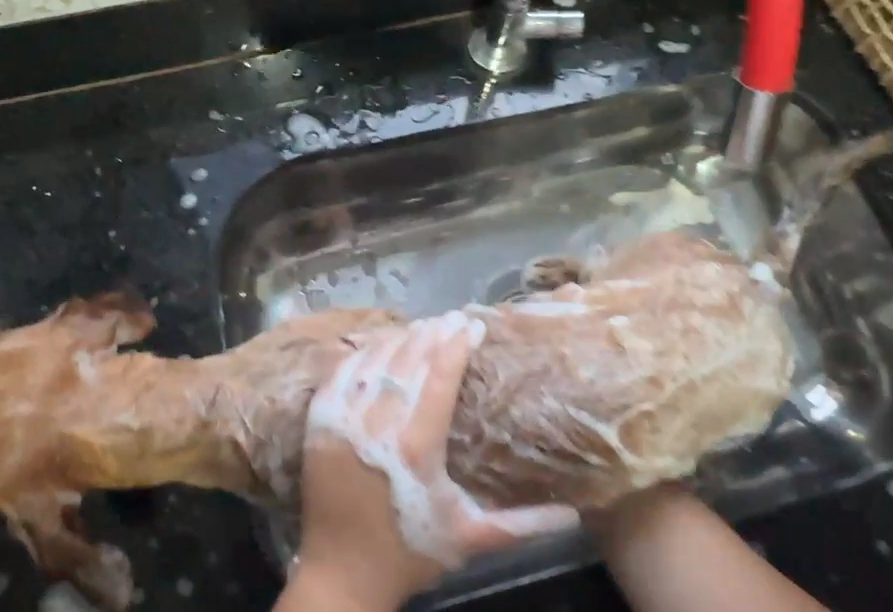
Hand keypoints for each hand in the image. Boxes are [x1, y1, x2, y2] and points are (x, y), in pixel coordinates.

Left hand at [285, 310, 577, 611]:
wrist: (341, 575)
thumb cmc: (409, 553)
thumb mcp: (469, 538)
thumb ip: (522, 524)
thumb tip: (574, 513)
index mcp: (415, 447)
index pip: (439, 376)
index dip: (457, 345)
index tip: (474, 325)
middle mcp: (376, 424)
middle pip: (407, 360)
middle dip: (432, 333)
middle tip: (453, 317)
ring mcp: (342, 419)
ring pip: (374, 359)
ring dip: (399, 338)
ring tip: (422, 326)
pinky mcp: (318, 421)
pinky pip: (340, 371)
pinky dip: (362, 352)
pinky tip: (379, 343)